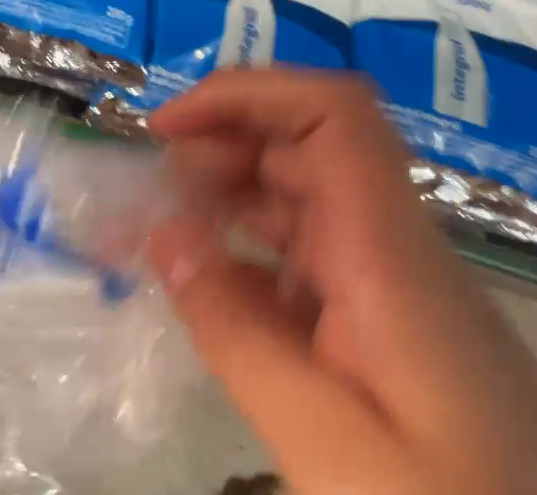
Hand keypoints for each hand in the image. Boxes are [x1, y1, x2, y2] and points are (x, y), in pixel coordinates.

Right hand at [144, 69, 536, 494]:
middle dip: (214, 143)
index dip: (245, 93)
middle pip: (303, 144)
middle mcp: (391, 249)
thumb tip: (161, 234)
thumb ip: (238, 336)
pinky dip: (241, 250)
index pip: (332, 114)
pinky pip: (302, 255)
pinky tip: (204, 287)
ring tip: (154, 229)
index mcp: (387, 253)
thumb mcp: (331, 444)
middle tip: (144, 188)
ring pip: (297, 196)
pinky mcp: (383, 325)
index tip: (166, 128)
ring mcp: (390, 286)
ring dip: (220, 194)